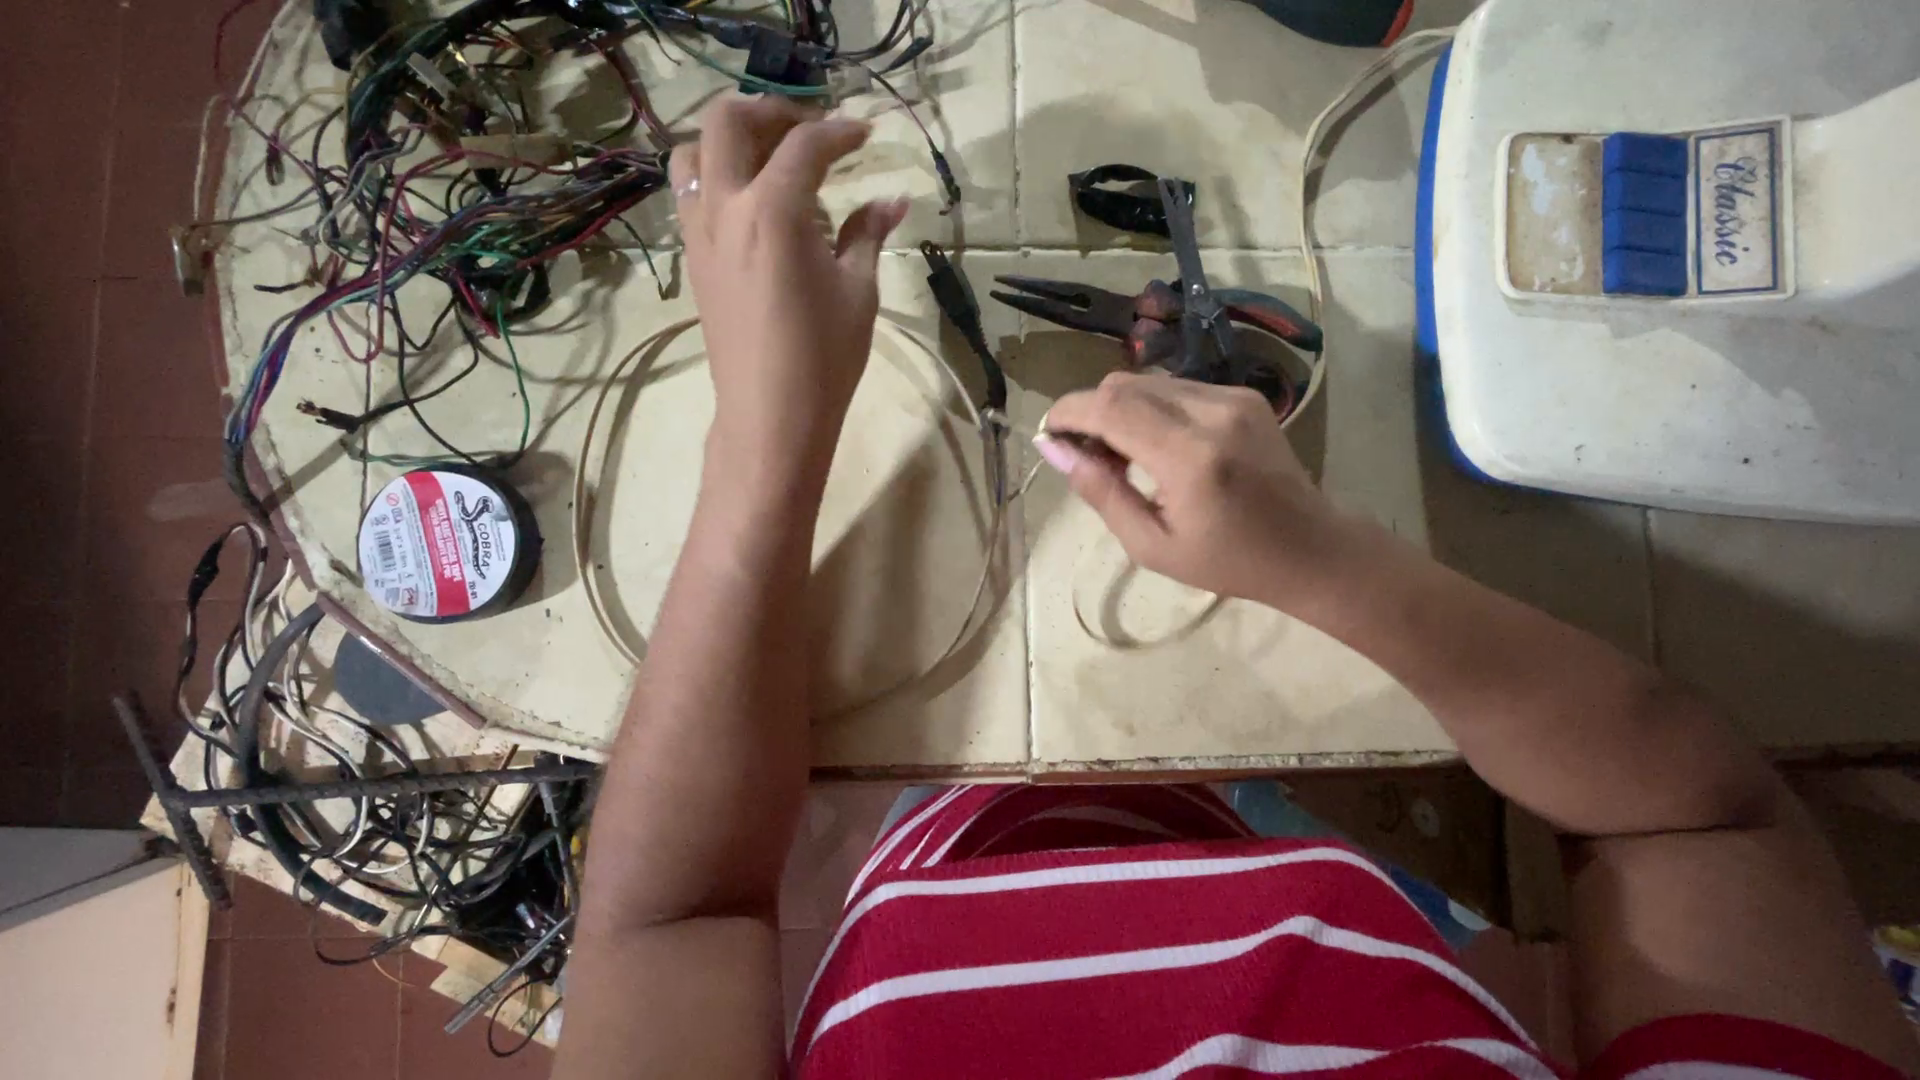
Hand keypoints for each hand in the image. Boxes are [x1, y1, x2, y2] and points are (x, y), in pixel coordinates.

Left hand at [670, 95, 910, 480]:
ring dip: (730, 141)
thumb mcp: (859, 291)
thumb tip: (893, 199)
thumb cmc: (824, 357)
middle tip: (809, 131)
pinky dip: (716, 177)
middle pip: (729, 121)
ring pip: (693, 153)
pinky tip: (753, 205)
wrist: (770, 416)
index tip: (865, 134)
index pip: (806, 144)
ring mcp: (699, 233)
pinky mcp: (693, 259)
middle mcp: (726, 207)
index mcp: (774, 210)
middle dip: (771, 111)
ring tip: (770, 161)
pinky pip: (690, 194)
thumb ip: (868, 233)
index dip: (840, 131)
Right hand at [1036, 372, 1351, 605]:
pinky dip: (1150, 409)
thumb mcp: (1151, 545)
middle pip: (1124, 385)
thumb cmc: (1227, 561)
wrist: (1311, 548)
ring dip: (1119, 410)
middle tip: (1088, 457)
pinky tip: (1157, 446)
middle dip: (1091, 412)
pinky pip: (1175, 388)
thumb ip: (1100, 492)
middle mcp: (1214, 413)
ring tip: (1124, 457)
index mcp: (1191, 458)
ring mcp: (1233, 398)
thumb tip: (1054, 449)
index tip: (1049, 434)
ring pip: (1147, 381)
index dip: (1069, 412)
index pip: (1111, 407)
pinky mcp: (1243, 395)